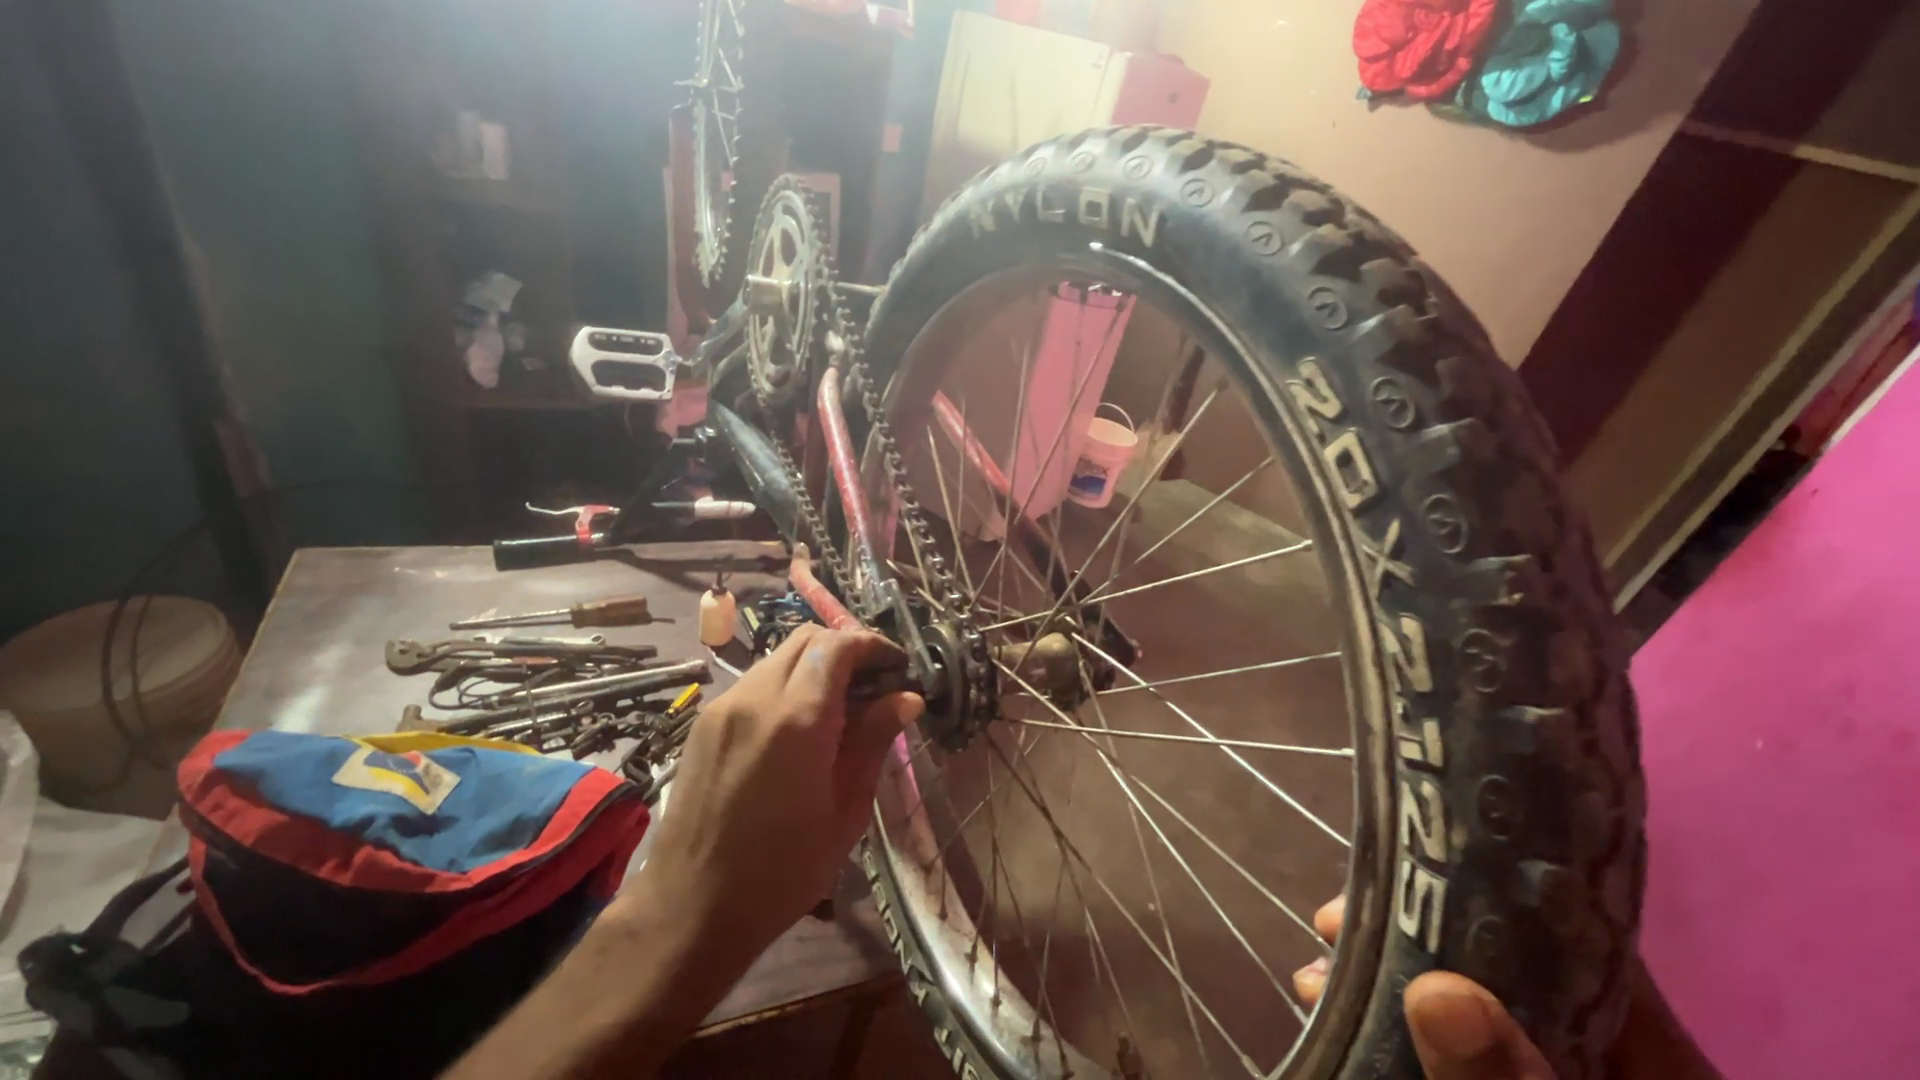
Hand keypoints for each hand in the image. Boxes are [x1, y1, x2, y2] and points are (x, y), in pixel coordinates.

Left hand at [629, 624, 923, 969]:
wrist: (692, 906)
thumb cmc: (783, 871)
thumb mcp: (845, 812)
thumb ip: (873, 743)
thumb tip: (906, 699)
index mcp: (797, 720)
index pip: (838, 646)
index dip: (873, 646)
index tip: (899, 668)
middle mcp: (755, 698)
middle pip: (806, 639)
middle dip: (846, 648)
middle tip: (876, 683)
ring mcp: (723, 707)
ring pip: (778, 658)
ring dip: (815, 665)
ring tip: (843, 705)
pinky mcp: (704, 723)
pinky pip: (754, 683)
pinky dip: (786, 685)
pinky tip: (801, 724)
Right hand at [1291, 898, 1718, 1079]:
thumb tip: (1438, 991)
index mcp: (1659, 1069)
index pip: (1587, 950)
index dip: (1494, 894)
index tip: (1404, 873)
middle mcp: (1603, 1070)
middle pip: (1508, 977)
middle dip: (1410, 941)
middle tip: (1332, 922)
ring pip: (1467, 1022)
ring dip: (1387, 991)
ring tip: (1314, 972)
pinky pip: (1451, 1065)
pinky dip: (1397, 1044)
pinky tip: (1339, 1024)